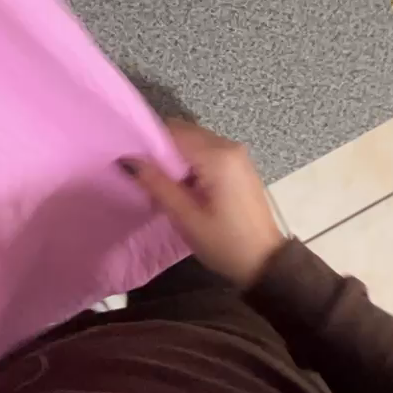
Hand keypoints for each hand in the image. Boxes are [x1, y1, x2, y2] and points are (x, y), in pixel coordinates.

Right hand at [121, 121, 288, 286]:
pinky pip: (208, 153)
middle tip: (143, 174)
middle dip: (162, 150)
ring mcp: (237, 155)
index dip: (149, 143)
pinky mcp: (239, 167)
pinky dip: (191, 164)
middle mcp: (229, 146)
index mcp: (218, 155)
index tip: (131, 159)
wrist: (264, 261)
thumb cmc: (224, 242)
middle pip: (185, 133)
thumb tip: (128, 159)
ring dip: (176, 158)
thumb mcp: (186, 217)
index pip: (173, 132)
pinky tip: (182, 187)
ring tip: (160, 183)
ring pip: (195, 143)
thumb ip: (157, 184)